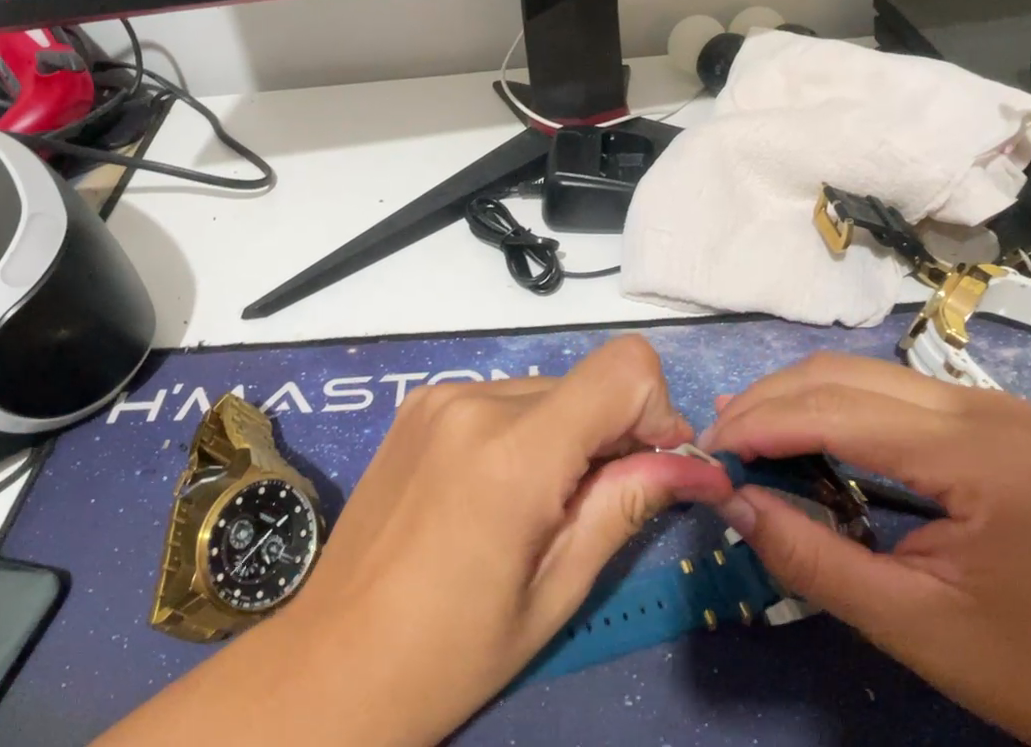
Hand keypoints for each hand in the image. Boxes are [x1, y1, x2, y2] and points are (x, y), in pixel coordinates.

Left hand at [100, 335, 732, 746]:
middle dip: (611, 435)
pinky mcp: (414, 406)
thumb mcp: (556, 591)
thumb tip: (698, 465)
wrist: (332, 662)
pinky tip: (494, 493)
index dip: (657, 412)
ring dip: (563, 437)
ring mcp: (436, 398)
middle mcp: (472, 400)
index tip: (651, 471)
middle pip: (585, 384)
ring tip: (533, 511)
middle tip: (590, 511)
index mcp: (513, 451)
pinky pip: (498, 399)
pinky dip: (520, 433)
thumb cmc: (451, 652)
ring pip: (544, 391)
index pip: (624, 367)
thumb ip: (626, 506)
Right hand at [700, 353, 1030, 745]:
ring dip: (790, 400)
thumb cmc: (1025, 662)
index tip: (707, 452)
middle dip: (766, 403)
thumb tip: (730, 500)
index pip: (839, 412)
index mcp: (978, 456)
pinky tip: (792, 432)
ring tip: (741, 437)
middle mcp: (983, 408)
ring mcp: (985, 404)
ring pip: (856, 373)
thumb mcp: (905, 622)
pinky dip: (825, 407)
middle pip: (842, 376)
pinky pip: (881, 391)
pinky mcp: (980, 416)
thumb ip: (809, 557)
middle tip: (716, 446)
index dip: (762, 424)